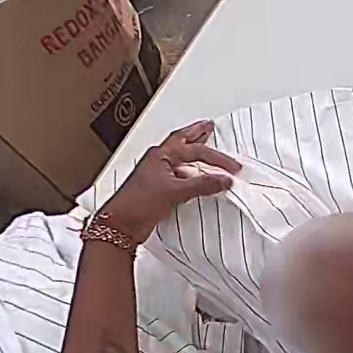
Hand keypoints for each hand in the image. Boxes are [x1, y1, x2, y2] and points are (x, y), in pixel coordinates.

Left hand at [98, 121, 240, 242]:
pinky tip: (196, 175)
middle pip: (182, 142)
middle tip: (209, 126)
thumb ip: (202, 185)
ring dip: (193, 150)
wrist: (120, 225)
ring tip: (203, 143)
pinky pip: (179, 173)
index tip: (232, 168)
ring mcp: (157, 174)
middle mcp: (158, 161)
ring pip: (180, 156)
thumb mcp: (175, 192)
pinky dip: (191, 171)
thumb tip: (224, 180)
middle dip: (197, 133)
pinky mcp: (158, 188)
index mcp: (161, 155)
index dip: (217, 158)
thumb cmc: (138, 204)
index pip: (196, 150)